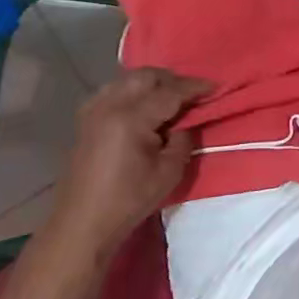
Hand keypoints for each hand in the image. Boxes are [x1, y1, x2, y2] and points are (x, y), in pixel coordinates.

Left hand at [52, 68, 211, 248]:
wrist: (83, 222)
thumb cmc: (129, 200)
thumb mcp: (169, 172)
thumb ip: (183, 140)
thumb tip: (186, 123)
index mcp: (131, 118)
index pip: (170, 92)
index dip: (195, 87)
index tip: (215, 87)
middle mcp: (109, 105)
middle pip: (145, 76)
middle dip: (172, 79)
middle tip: (193, 94)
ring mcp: (93, 109)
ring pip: (127, 79)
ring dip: (151, 83)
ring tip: (170, 98)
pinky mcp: (85, 119)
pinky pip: (113, 90)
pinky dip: (132, 90)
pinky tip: (143, 106)